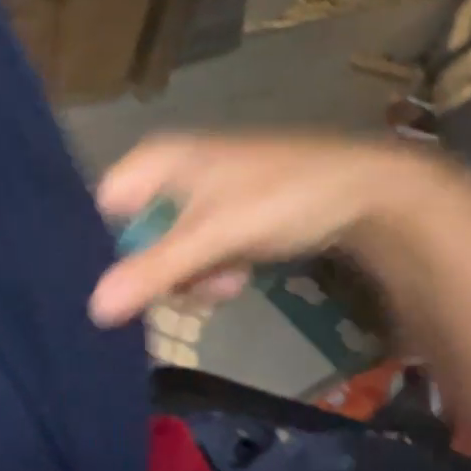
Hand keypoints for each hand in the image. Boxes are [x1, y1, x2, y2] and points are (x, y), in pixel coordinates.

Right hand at [87, 133, 446, 326]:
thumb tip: (93, 310)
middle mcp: (166, 172)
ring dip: (187, 276)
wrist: (376, 194)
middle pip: (129, 235)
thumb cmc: (283, 198)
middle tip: (185, 287)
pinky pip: (190, 253)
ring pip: (160, 251)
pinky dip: (207, 270)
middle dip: (157, 269)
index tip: (117, 284)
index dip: (101, 248)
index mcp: (153, 159)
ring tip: (223, 281)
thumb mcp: (212, 238)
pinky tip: (235, 276)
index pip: (97, 209)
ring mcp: (193, 194)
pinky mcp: (220, 215)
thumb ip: (152, 273)